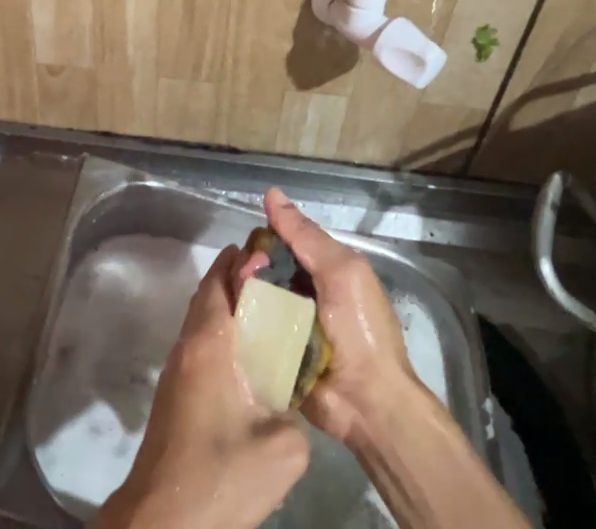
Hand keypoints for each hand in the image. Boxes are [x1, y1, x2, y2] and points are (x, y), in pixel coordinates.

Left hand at [95, 245, 309, 528]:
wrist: (166, 515)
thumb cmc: (223, 474)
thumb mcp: (284, 446)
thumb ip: (295, 408)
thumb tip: (289, 398)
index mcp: (211, 346)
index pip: (222, 286)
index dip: (240, 263)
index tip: (263, 247)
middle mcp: (188, 349)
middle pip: (206, 297)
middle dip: (232, 276)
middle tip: (266, 267)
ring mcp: (177, 372)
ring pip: (200, 322)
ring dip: (225, 303)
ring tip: (263, 301)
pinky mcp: (176, 395)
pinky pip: (200, 345)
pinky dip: (221, 331)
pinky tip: (247, 349)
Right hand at [257, 188, 419, 445]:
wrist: (366, 401)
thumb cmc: (361, 330)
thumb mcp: (342, 271)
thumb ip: (306, 235)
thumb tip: (272, 194)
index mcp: (325, 272)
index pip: (284, 243)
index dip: (267, 240)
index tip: (255, 247)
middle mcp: (303, 294)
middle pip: (263, 268)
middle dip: (252, 266)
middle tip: (248, 277)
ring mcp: (285, 325)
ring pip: (251, 295)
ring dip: (243, 291)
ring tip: (241, 298)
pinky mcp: (271, 352)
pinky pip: (247, 327)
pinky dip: (238, 318)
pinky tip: (230, 315)